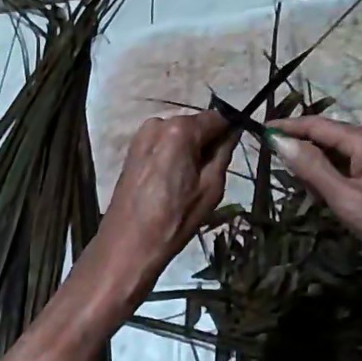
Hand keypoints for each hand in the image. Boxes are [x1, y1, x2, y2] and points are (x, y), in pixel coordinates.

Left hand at [88, 111, 235, 303]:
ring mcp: (141, 135)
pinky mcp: (132, 149)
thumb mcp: (211, 187)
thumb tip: (232, 132)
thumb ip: (223, 153)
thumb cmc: (175, 217)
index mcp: (180, 129)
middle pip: (195, 125)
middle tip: (209, 175)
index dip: (228, 132)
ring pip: (178, 135)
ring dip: (189, 151)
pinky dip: (172, 157)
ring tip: (188, 183)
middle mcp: (158, 123)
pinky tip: (172, 183)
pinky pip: (162, 144)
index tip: (231, 153)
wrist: (129, 242)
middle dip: (206, 143)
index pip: (217, 117)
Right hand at [267, 115, 361, 292]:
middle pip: (331, 136)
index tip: (261, 132)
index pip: (317, 125)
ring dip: (324, 166)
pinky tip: (336, 196)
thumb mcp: (344, 199)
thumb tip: (279, 141)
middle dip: (306, 151)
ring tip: (311, 193)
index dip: (287, 128)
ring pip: (346, 152)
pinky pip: (360, 163)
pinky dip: (341, 174)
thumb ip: (311, 168)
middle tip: (285, 175)